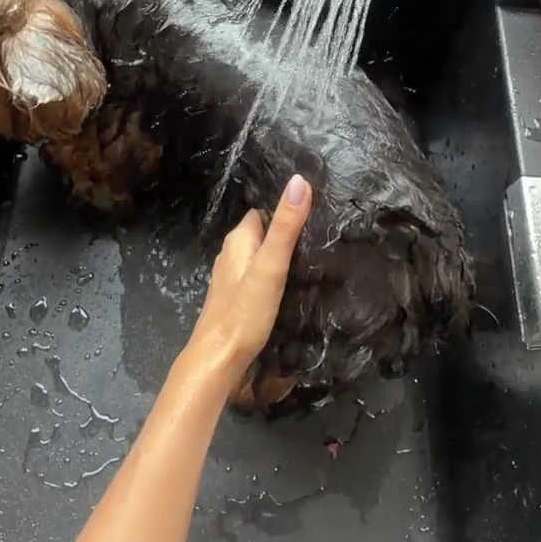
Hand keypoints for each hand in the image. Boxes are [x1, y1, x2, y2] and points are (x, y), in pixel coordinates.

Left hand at [185, 175, 311, 379]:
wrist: (218, 361)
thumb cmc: (244, 311)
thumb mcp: (271, 265)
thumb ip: (286, 226)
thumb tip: (299, 180)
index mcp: (238, 240)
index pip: (264, 211)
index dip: (286, 208)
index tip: (317, 211)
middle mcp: (232, 254)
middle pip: (264, 233)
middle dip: (287, 233)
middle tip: (322, 237)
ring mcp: (233, 278)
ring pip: (261, 257)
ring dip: (282, 256)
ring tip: (314, 259)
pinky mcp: (238, 299)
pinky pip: (260, 277)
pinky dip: (276, 277)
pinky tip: (293, 285)